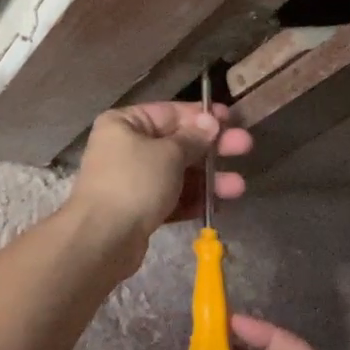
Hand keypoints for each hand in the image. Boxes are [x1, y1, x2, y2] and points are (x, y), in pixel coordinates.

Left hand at [67, 101, 251, 242]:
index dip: (201, 116)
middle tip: (245, 146)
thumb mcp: (168, 154)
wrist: (103, 237)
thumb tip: (209, 122)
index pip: (169, 112)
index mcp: (125, 123)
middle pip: (176, 142)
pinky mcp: (140, 207)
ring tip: (238, 186)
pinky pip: (172, 196)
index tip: (231, 118)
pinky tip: (219, 203)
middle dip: (211, 147)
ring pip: (177, 172)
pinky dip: (193, 198)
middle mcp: (126, 146)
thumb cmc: (134, 182)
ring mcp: (133, 178)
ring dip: (208, 177)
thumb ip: (192, 139)